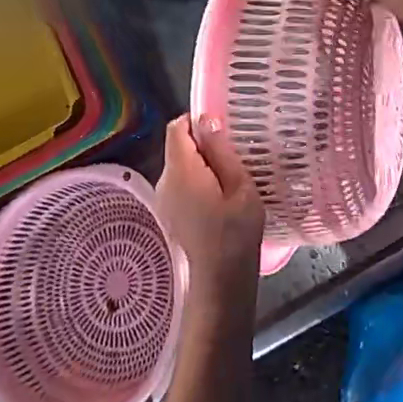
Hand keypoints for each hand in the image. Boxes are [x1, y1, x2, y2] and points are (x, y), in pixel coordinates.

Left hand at [155, 114, 264, 286]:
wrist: (220, 281)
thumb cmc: (235, 232)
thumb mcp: (239, 187)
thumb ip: (221, 152)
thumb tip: (207, 120)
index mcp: (181, 170)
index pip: (176, 128)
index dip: (195, 121)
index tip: (221, 130)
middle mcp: (164, 180)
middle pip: (178, 147)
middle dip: (203, 146)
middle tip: (234, 157)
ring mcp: (163, 198)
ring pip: (180, 167)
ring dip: (201, 166)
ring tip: (229, 180)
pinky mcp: (169, 213)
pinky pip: (180, 185)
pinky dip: (197, 183)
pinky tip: (218, 199)